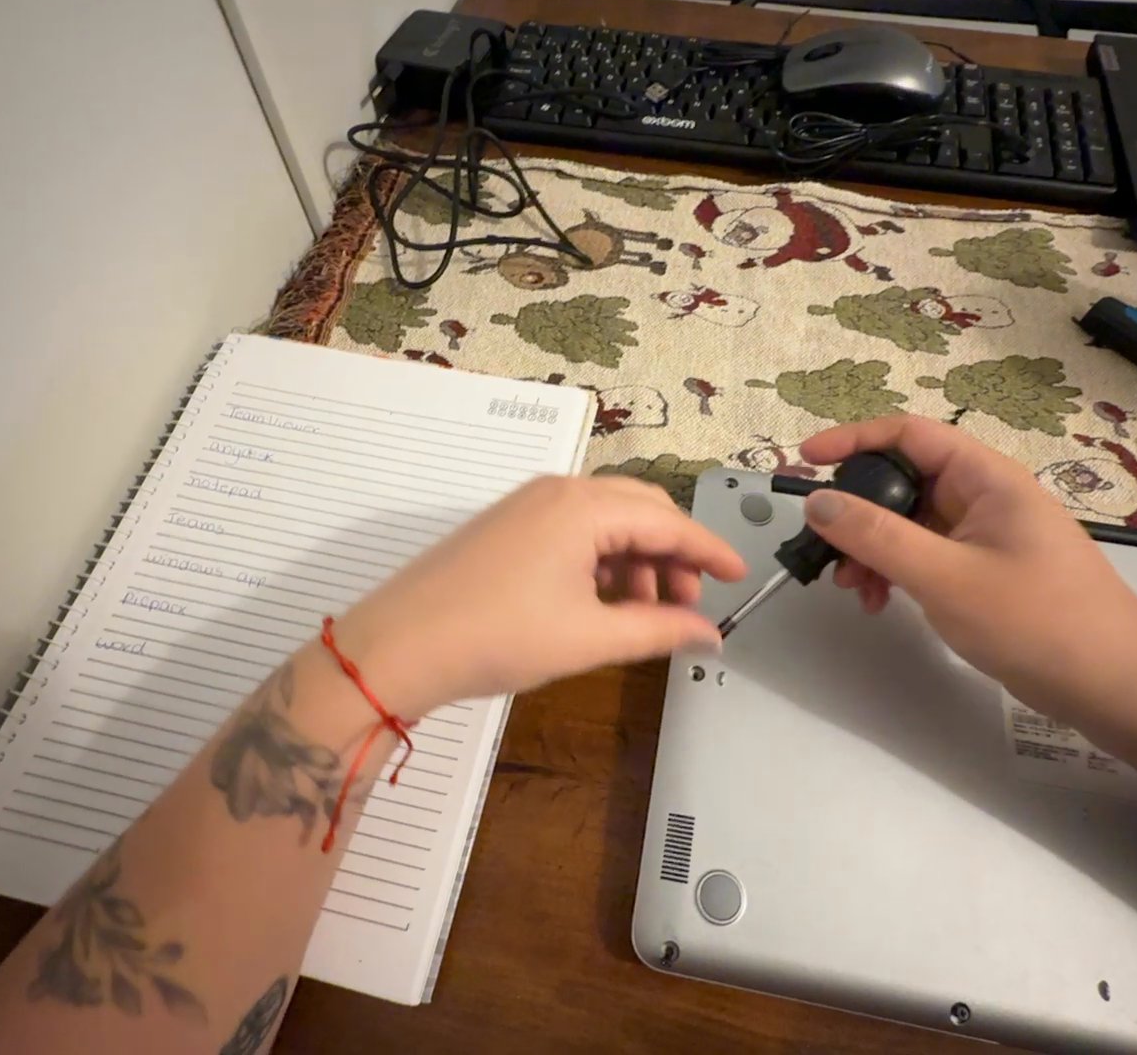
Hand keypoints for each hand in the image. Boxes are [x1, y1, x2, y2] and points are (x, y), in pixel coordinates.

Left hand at [330, 475, 746, 717]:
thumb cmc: (496, 637)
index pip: (668, 520)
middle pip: (641, 510)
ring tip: (641, 614)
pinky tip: (602, 602)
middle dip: (672, 555)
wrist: (398, 646)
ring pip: (608, 521)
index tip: (738, 576)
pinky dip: (602, 561)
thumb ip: (659, 630)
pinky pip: (575, 530)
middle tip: (686, 605)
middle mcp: (560, 490)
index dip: (709, 550)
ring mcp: (530, 503)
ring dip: (637, 561)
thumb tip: (709, 635)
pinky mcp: (510, 524)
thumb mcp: (589, 638)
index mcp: (584, 506)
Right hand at [799, 415, 1136, 709]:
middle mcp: (982, 496)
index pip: (907, 435)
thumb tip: (817, 501)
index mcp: (985, 477)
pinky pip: (921, 554)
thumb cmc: (1037, 621)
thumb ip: (876, 536)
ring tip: (852, 588)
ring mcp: (981, 534)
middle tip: (825, 548)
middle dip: (856, 512)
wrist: (1114, 687)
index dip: (852, 439)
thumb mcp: (945, 577)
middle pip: (901, 481)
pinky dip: (892, 571)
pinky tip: (879, 602)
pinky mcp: (979, 569)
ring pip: (906, 522)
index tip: (806, 459)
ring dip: (870, 549)